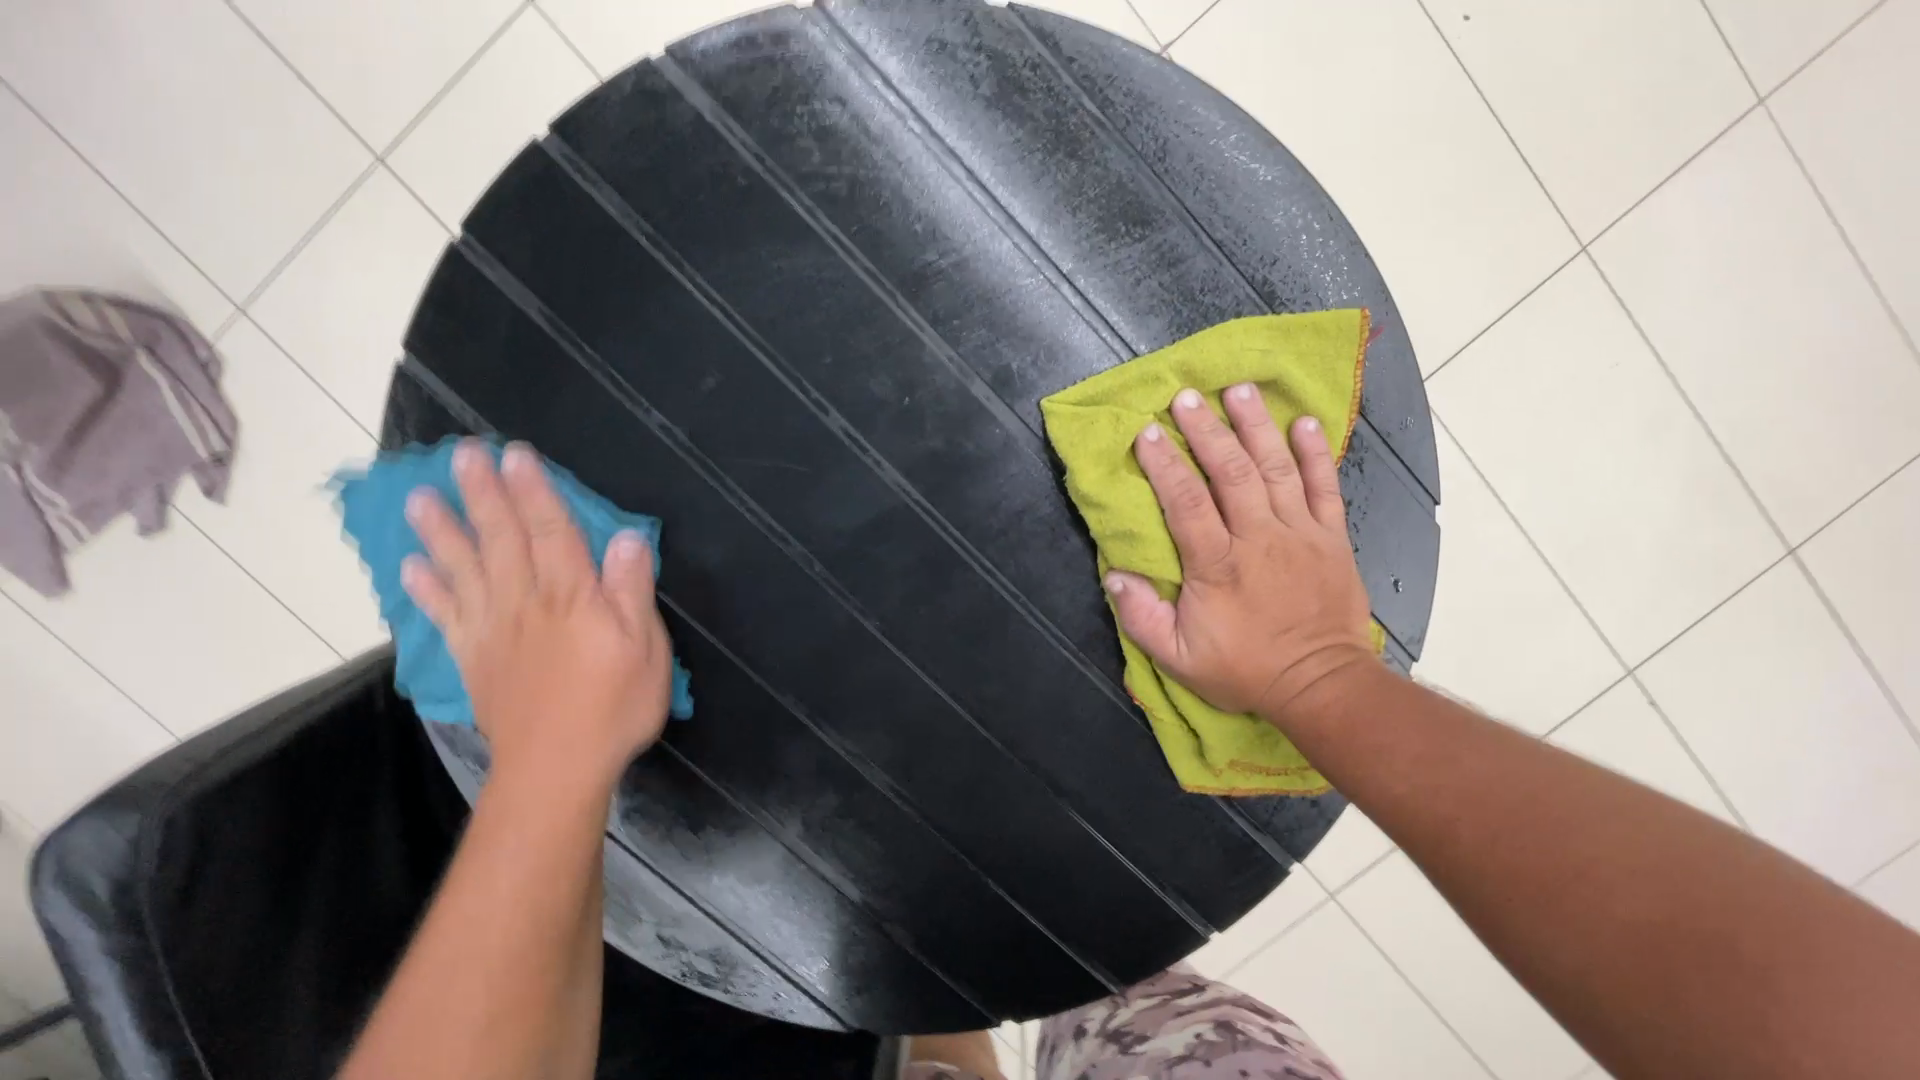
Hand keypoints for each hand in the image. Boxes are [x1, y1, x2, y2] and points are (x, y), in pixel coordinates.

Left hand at [401, 439, 673, 788]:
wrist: (556, 768)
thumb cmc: (614, 707)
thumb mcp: (647, 650)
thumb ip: (632, 591)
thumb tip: (628, 538)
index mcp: (573, 597)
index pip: (553, 532)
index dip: (535, 492)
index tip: (516, 455)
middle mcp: (526, 603)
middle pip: (503, 540)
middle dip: (483, 495)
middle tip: (462, 456)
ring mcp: (493, 630)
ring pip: (466, 570)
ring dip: (443, 532)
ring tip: (420, 499)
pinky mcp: (473, 658)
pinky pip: (445, 615)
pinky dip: (427, 589)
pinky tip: (412, 566)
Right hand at [1105, 385, 1377, 723]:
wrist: (1322, 686)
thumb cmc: (1246, 670)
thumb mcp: (1179, 659)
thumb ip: (1142, 617)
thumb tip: (1115, 575)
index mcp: (1218, 565)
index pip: (1186, 502)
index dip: (1165, 464)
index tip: (1147, 432)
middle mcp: (1259, 538)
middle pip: (1231, 472)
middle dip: (1207, 430)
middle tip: (1186, 396)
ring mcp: (1300, 534)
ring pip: (1276, 469)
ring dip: (1256, 426)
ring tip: (1239, 390)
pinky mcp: (1332, 538)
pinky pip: (1325, 487)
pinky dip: (1316, 453)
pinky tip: (1304, 422)